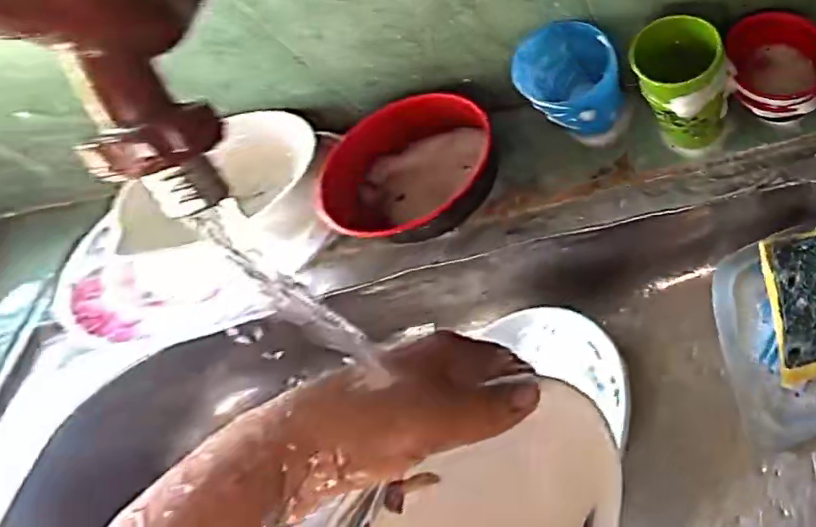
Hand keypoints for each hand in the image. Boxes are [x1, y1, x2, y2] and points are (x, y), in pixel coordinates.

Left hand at [269, 331, 538, 516]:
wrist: (284, 453)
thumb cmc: (367, 423)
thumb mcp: (443, 418)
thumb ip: (491, 407)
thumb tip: (531, 395)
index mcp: (447, 346)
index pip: (501, 356)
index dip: (518, 379)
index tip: (530, 404)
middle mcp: (421, 359)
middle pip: (469, 382)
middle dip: (482, 408)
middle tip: (494, 434)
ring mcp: (390, 387)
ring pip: (438, 408)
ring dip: (448, 432)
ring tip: (453, 456)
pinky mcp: (362, 419)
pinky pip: (407, 431)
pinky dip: (416, 448)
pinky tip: (411, 468)